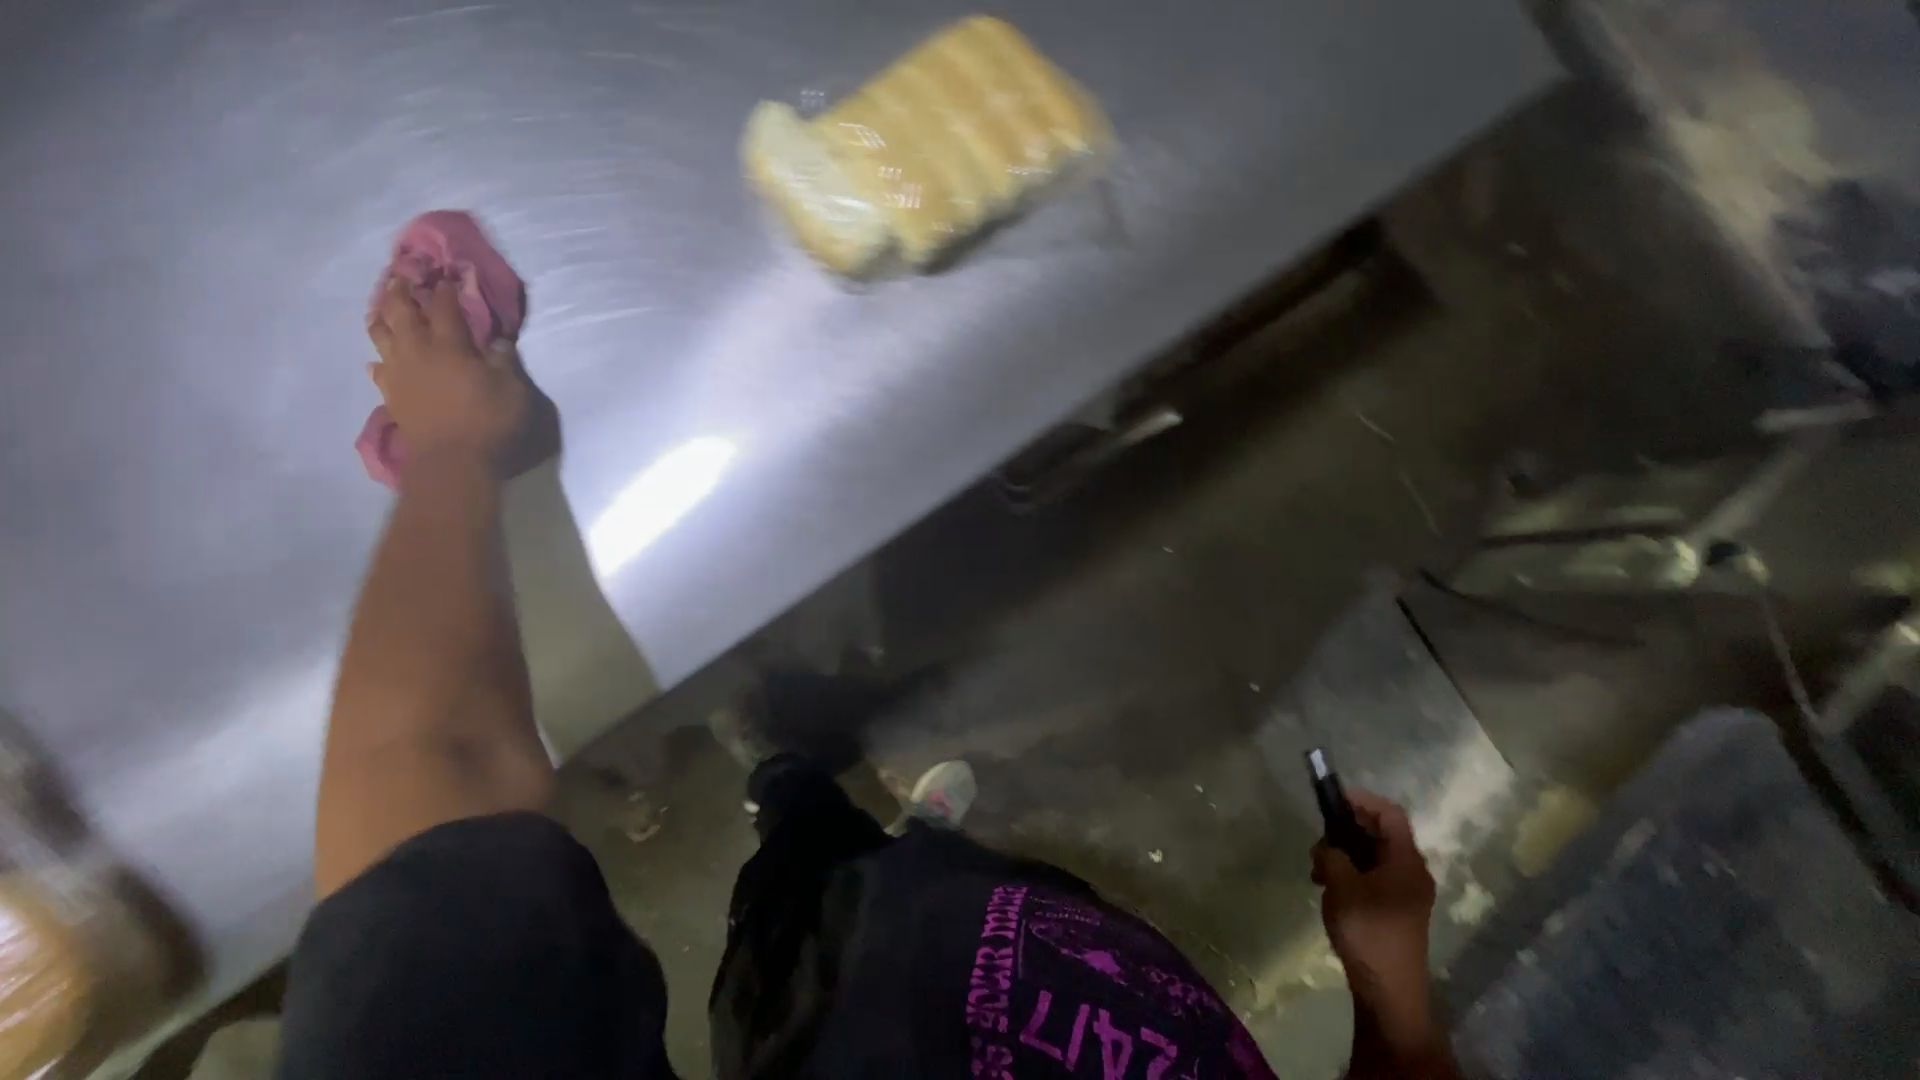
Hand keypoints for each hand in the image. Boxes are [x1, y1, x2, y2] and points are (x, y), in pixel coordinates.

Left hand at [367, 277, 527, 469]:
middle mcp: (418, 352)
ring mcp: (400, 373)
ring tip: (380, 308)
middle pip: (402, 313)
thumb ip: (503, 362)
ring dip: (381, 318)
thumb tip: (497, 342)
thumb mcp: (511, 390)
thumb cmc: (488, 422)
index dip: (446, 289)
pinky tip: (380, 360)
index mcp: (450, 346)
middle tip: (400, 276)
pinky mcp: (392, 396)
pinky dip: (380, 360)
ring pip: (382, 336)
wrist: (452, 461)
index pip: (445, 308)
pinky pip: (380, 370)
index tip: (447, 274)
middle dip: (401, 292)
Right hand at [1313, 790, 1435, 1009]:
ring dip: (1345, 854)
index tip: (1330, 800)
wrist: (1389, 991)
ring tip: (1318, 870)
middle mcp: (1412, 872)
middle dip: (1346, 830)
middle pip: (1381, 833)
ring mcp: (1406, 892)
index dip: (1361, 800)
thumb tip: (1326, 848)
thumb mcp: (1341, 886)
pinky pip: (1373, 877)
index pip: (1390, 813)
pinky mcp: (1396, 910)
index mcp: (1407, 861)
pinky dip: (1350, 873)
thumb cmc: (1369, 931)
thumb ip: (1331, 855)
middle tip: (1319, 841)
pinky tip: (1329, 889)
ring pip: (1373, 856)